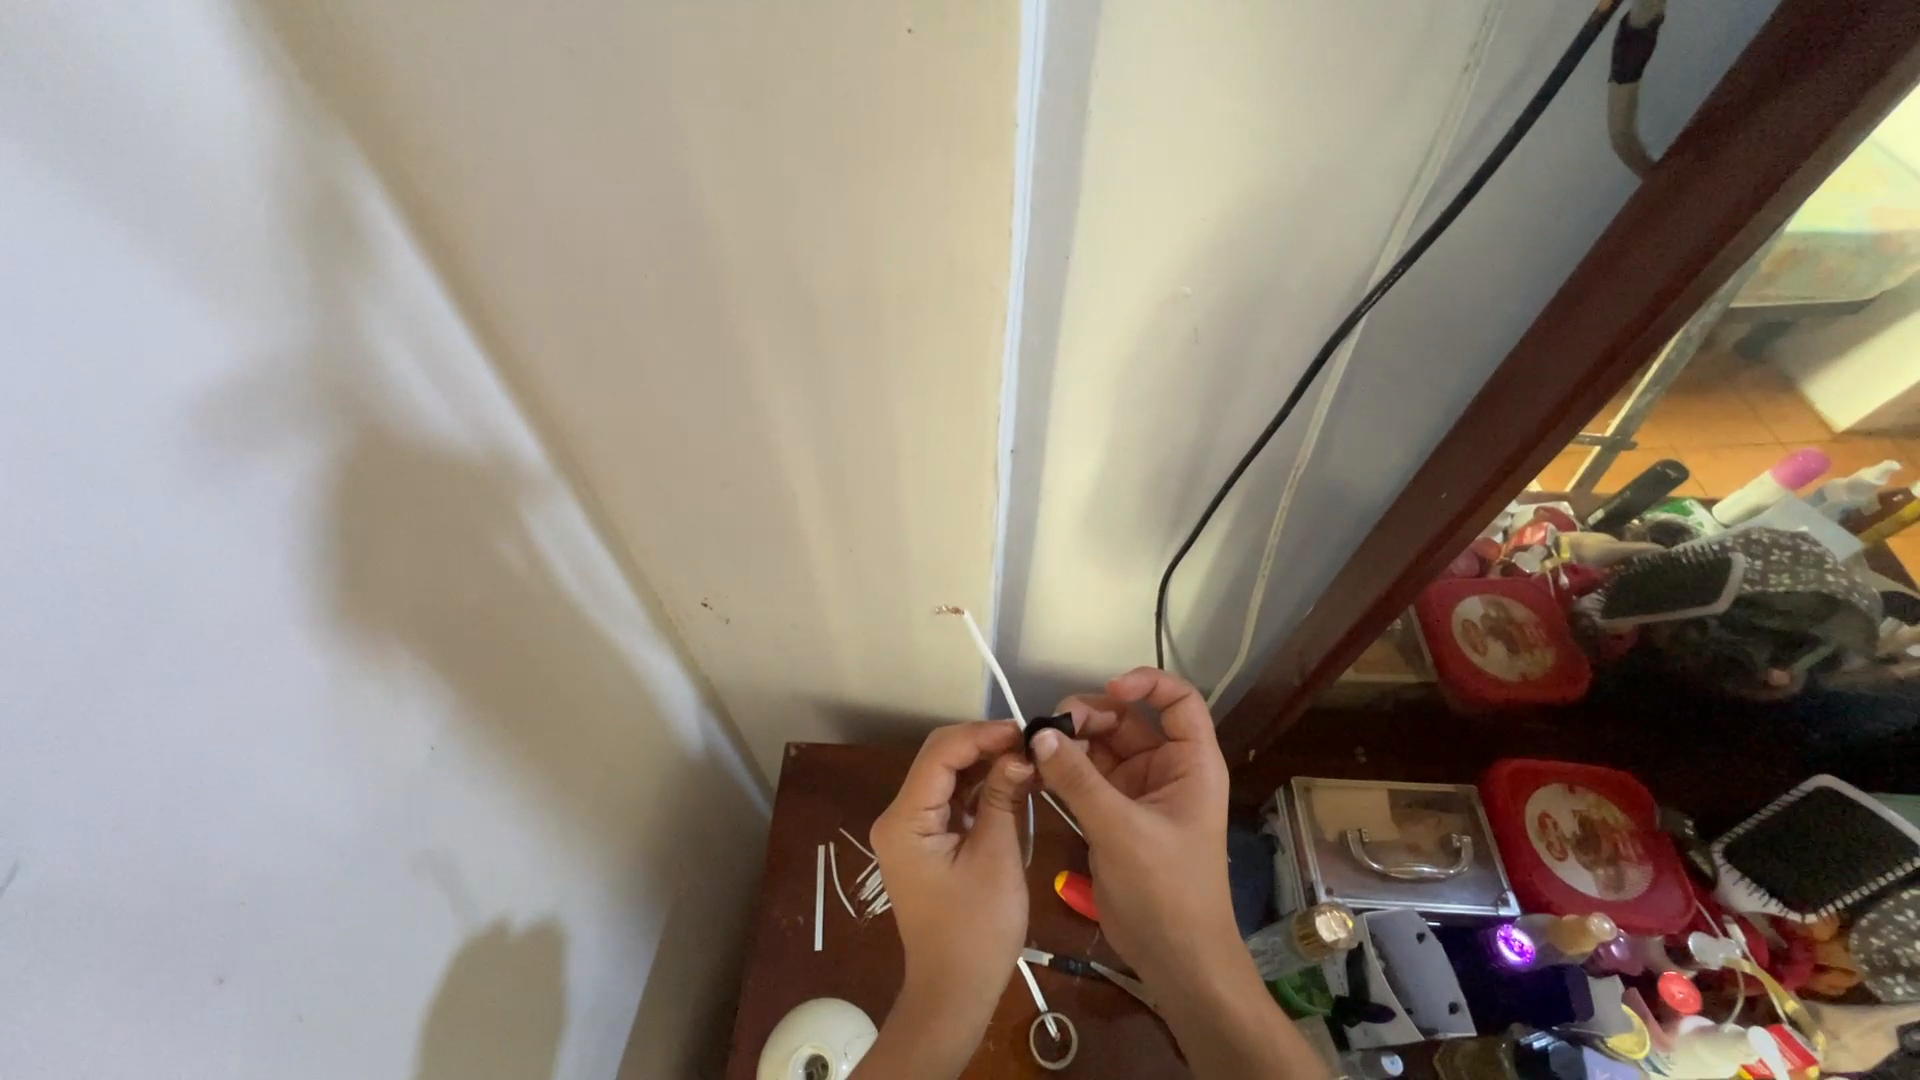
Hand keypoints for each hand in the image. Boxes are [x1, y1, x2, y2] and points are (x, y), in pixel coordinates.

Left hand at [853, 722, 1031, 1078]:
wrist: (953, 993)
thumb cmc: (977, 931)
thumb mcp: (997, 857)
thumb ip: (1003, 797)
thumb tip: (1019, 753)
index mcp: (905, 820)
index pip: (940, 754)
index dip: (982, 735)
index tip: (1023, 731)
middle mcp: (898, 817)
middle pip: (939, 759)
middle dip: (983, 744)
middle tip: (1028, 742)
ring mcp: (909, 829)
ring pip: (946, 776)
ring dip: (984, 764)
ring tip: (1026, 757)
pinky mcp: (924, 842)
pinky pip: (950, 800)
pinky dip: (979, 788)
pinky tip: (1011, 780)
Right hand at [1036, 667, 1236, 985]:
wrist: (1175, 959)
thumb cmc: (1166, 889)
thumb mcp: (1121, 829)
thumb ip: (1078, 779)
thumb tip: (1039, 733)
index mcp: (1191, 763)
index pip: (1178, 701)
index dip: (1147, 684)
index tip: (1108, 689)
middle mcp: (1166, 769)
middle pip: (1128, 720)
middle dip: (1091, 716)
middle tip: (1050, 728)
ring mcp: (1138, 792)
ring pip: (1102, 747)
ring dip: (1072, 743)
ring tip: (1037, 749)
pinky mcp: (1114, 814)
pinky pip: (1087, 776)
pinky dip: (1065, 769)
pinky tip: (1038, 770)